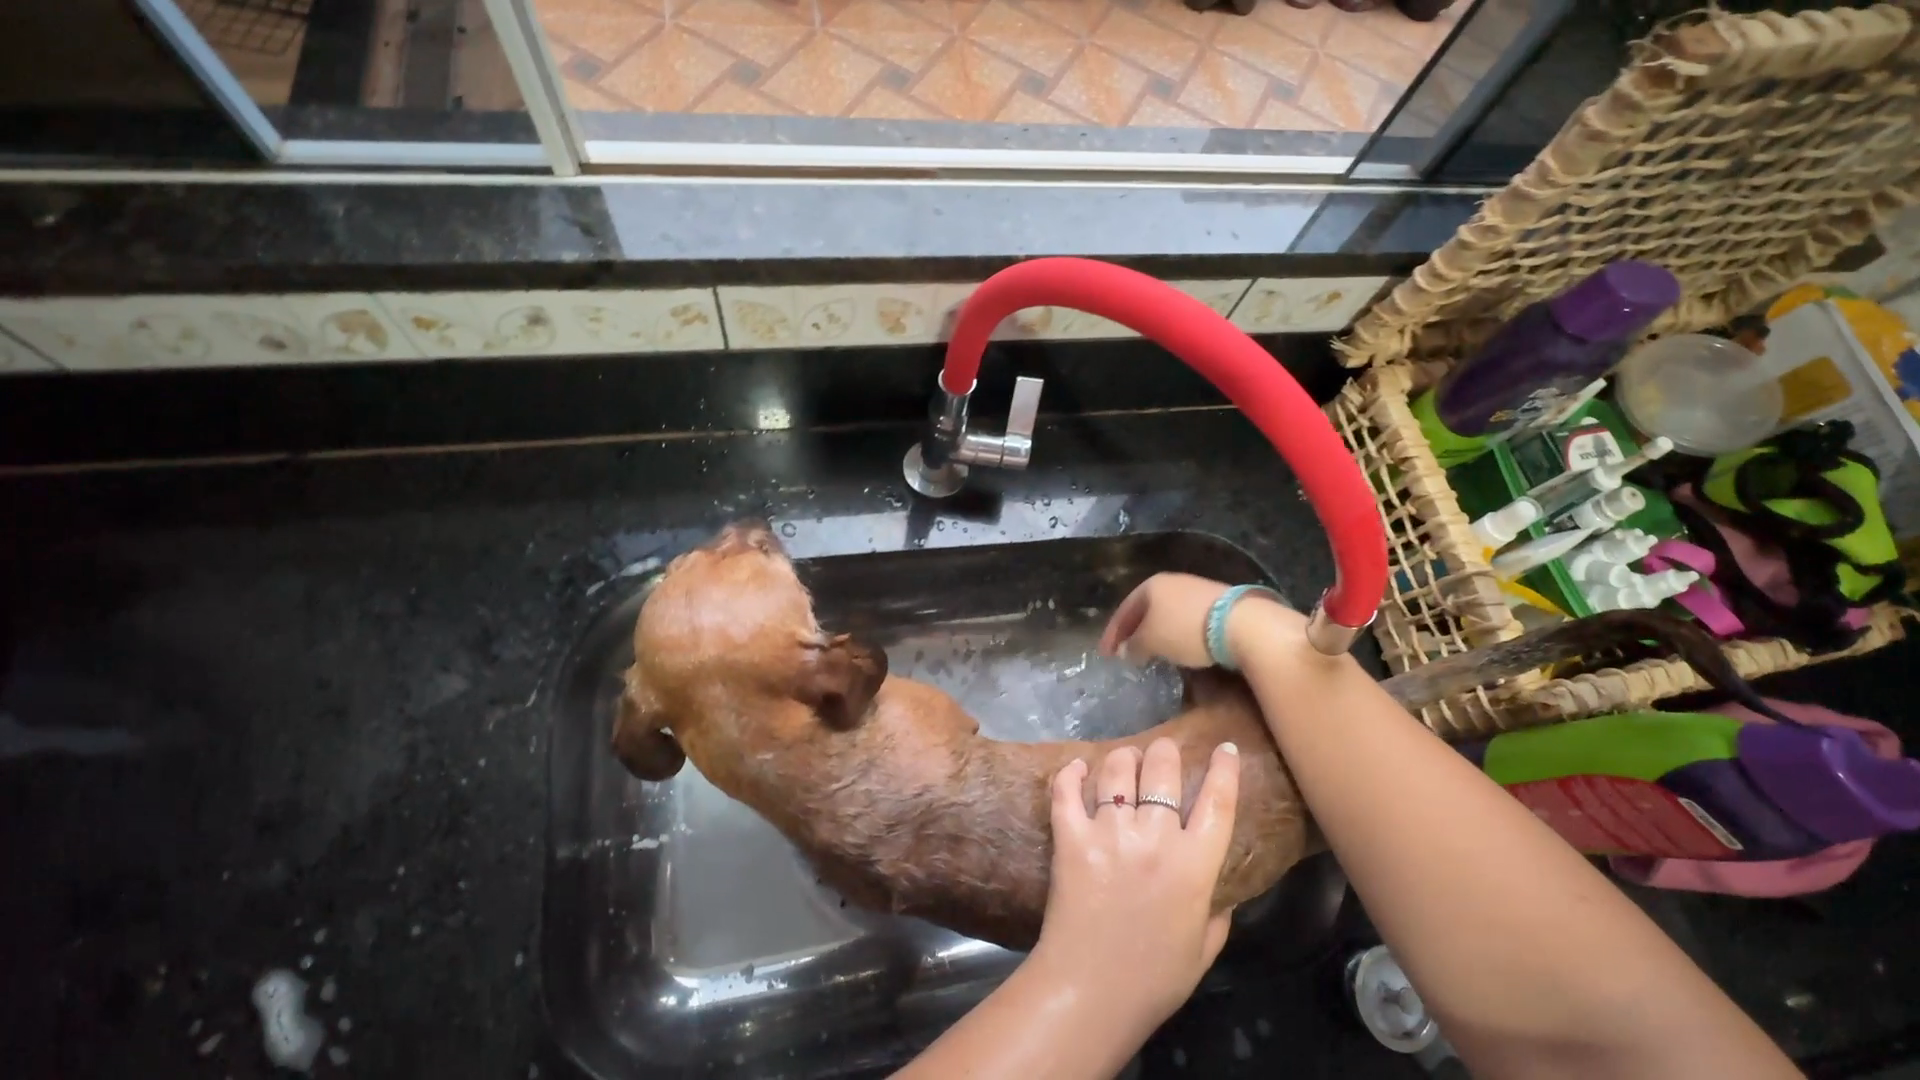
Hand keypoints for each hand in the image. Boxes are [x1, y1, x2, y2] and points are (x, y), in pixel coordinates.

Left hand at [1031, 738, 1241, 1031]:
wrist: (1090, 991)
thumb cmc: (1154, 978)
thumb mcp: (1204, 949)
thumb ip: (1218, 913)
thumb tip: (1224, 890)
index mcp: (1195, 866)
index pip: (1217, 802)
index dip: (1224, 770)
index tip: (1224, 748)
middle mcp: (1155, 839)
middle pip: (1163, 773)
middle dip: (1164, 753)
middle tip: (1161, 750)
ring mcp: (1109, 834)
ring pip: (1117, 774)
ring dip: (1123, 759)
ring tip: (1124, 758)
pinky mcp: (1070, 839)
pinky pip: (1067, 793)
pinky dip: (1070, 775)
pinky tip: (1076, 768)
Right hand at [1099, 572, 1306, 668]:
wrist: (1241, 623)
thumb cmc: (1185, 630)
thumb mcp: (1151, 641)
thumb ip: (1133, 645)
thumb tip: (1126, 651)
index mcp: (1151, 586)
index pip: (1123, 610)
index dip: (1112, 634)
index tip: (1105, 654)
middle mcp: (1172, 582)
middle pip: (1145, 609)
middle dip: (1134, 631)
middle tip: (1125, 652)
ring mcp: (1196, 590)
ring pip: (1166, 613)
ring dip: (1156, 632)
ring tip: (1151, 652)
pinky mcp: (1217, 603)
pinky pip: (1185, 619)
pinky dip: (1175, 633)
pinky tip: (1178, 647)